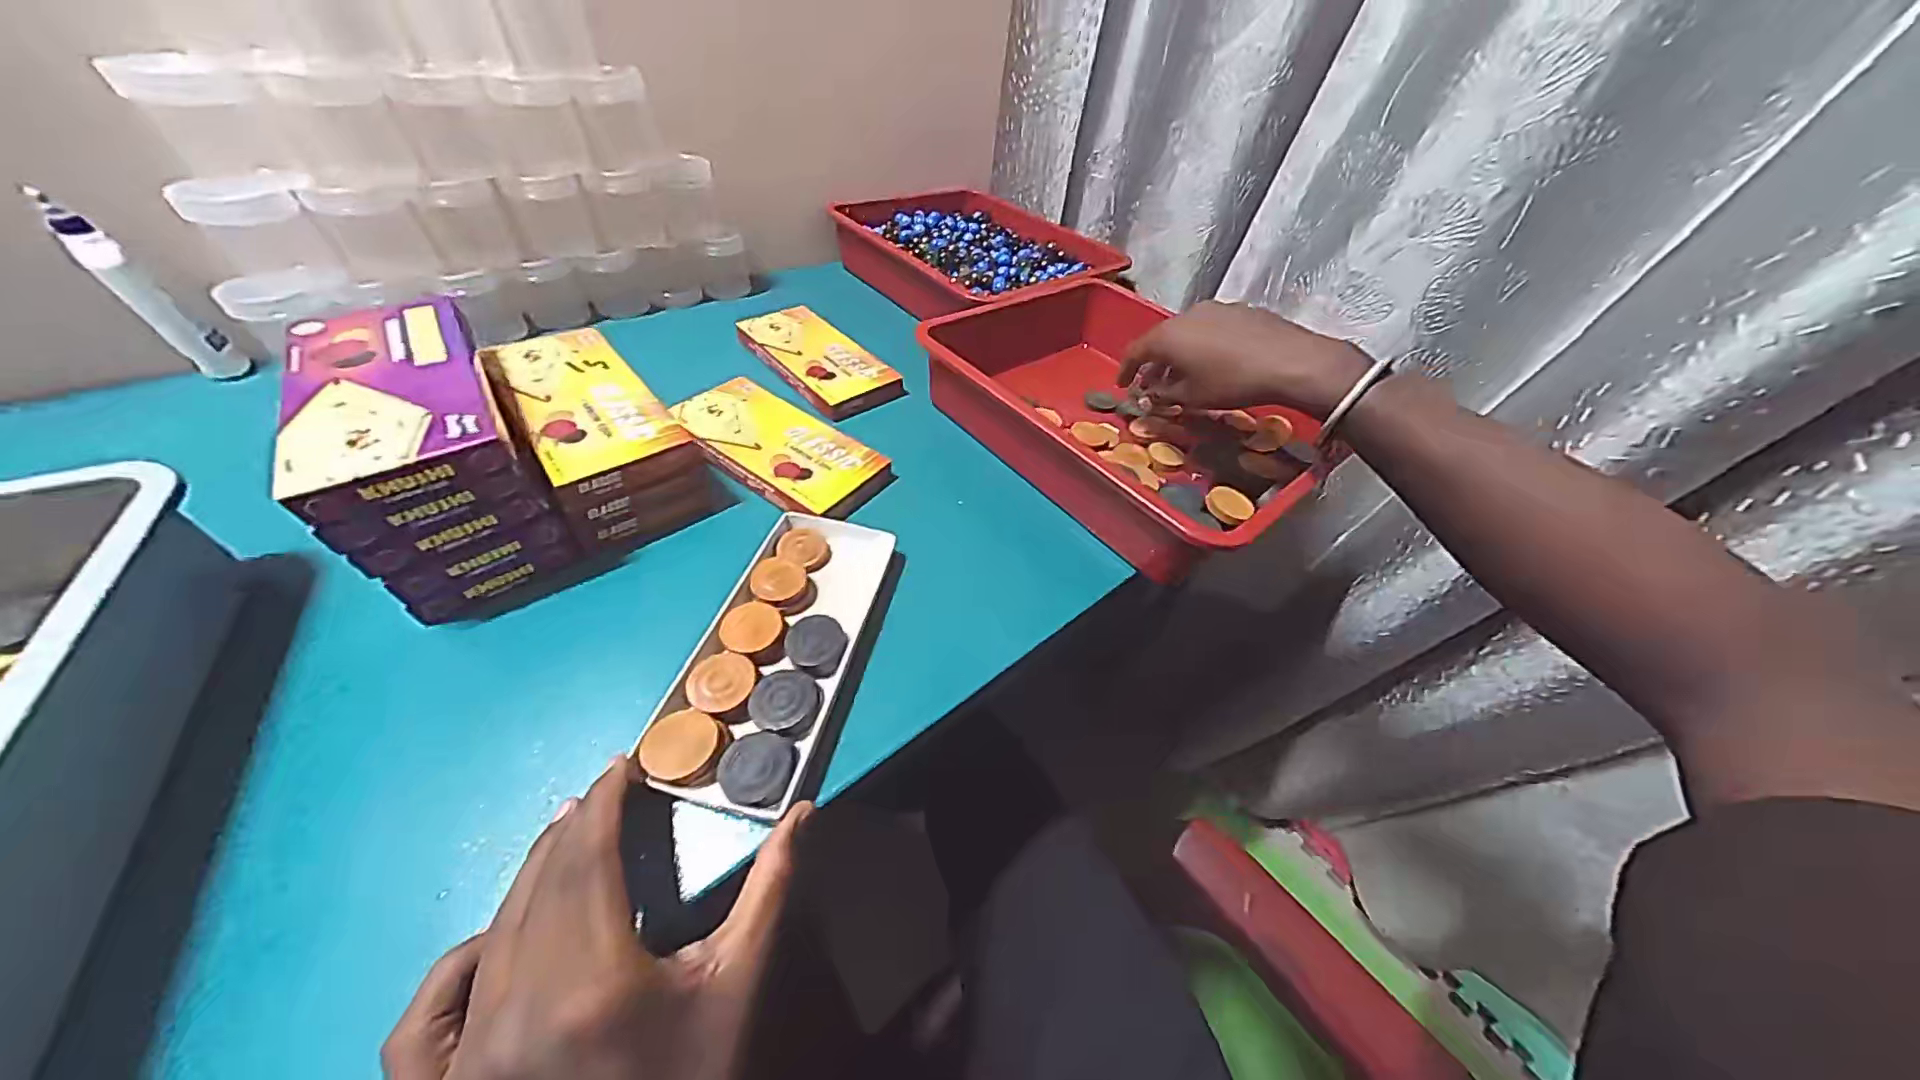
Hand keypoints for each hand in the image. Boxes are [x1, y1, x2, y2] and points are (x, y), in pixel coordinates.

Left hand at [383, 756, 812, 1079]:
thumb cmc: (694, 1077)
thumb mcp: (739, 986)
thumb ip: (770, 890)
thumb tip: (802, 814)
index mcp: (592, 981)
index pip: (587, 861)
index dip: (603, 805)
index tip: (621, 766)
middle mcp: (514, 1011)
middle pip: (541, 885)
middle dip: (574, 827)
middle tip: (605, 791)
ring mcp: (464, 1060)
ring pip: (494, 931)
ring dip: (530, 872)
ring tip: (566, 835)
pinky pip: (425, 1014)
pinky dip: (457, 962)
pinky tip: (491, 939)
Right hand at [1116, 300, 1374, 417]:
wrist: (1291, 362)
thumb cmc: (1232, 383)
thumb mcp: (1191, 397)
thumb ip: (1164, 394)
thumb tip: (1152, 393)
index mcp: (1168, 336)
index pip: (1135, 351)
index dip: (1126, 370)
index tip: (1123, 384)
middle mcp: (1187, 315)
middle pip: (1160, 339)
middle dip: (1153, 363)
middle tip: (1151, 385)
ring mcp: (1215, 309)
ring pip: (1185, 333)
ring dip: (1177, 355)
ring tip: (1181, 377)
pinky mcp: (1240, 311)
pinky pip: (1208, 330)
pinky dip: (1200, 347)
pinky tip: (1211, 365)